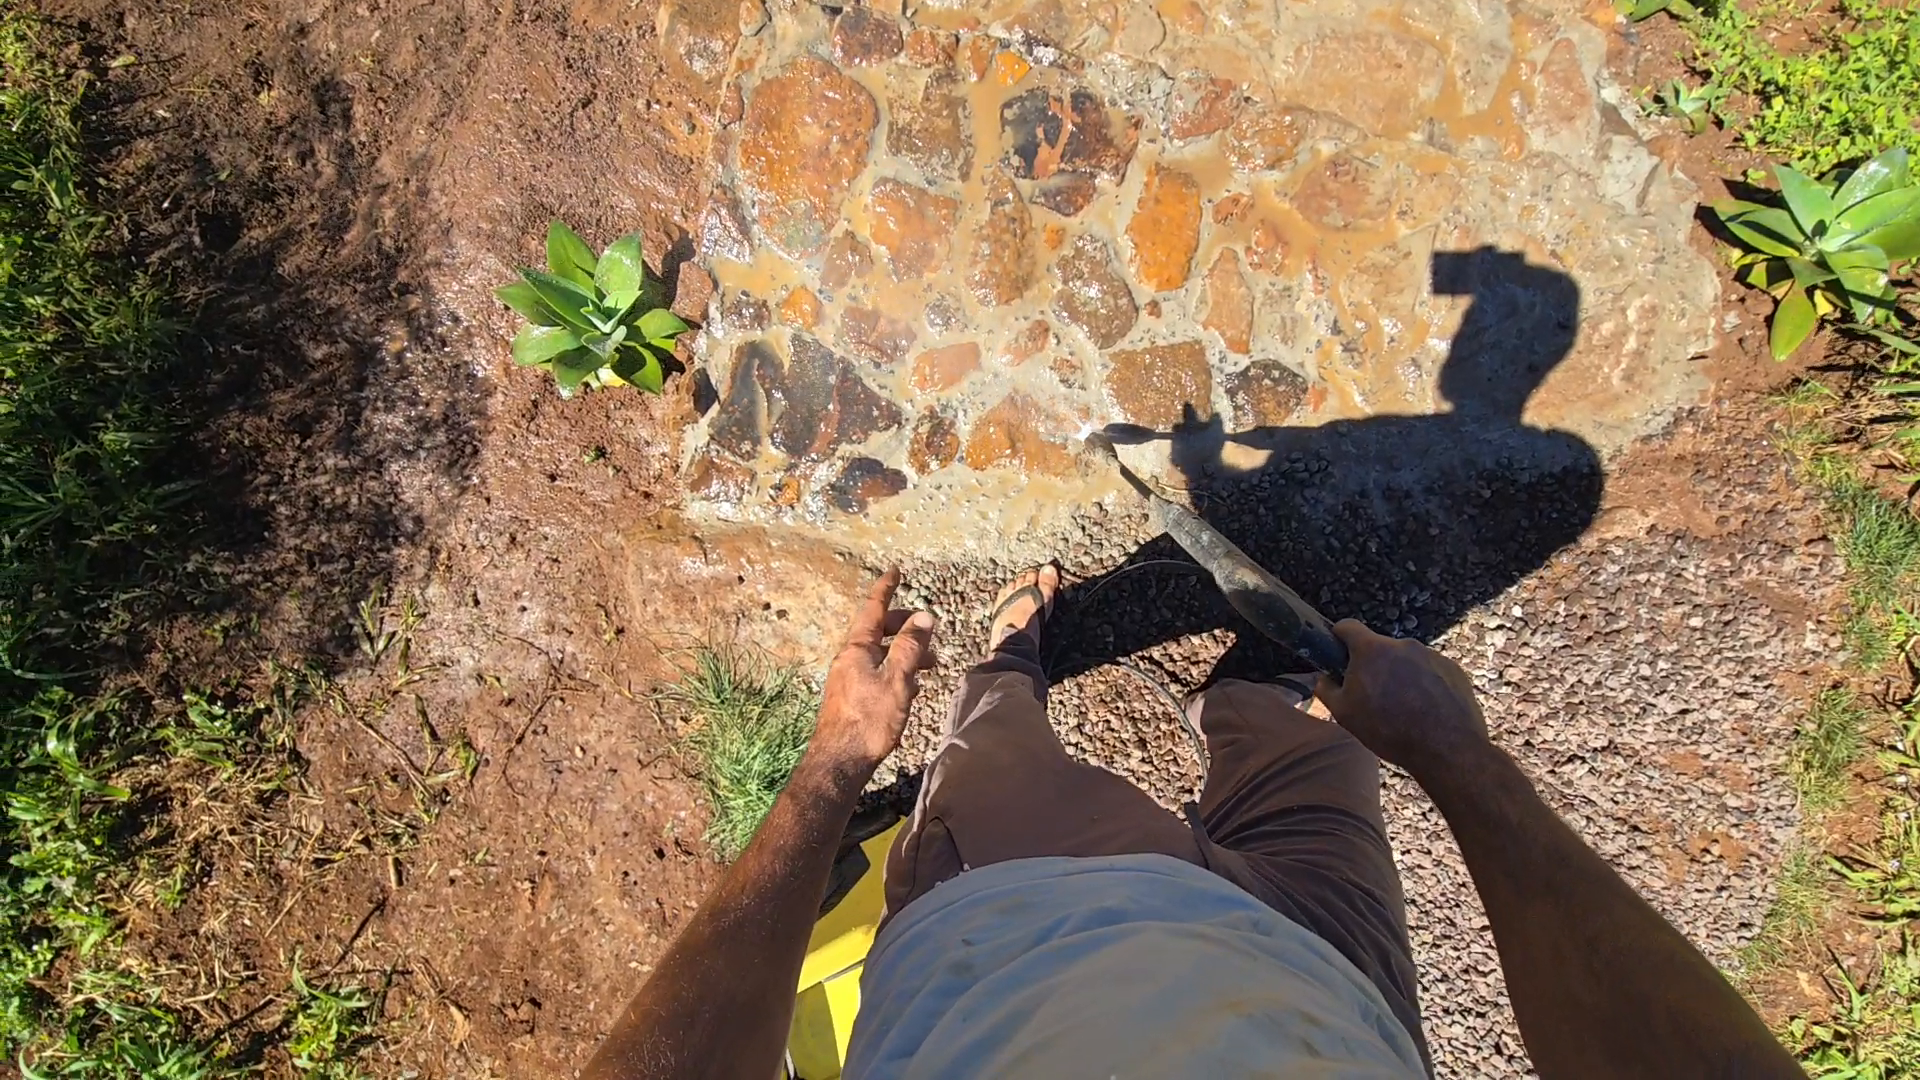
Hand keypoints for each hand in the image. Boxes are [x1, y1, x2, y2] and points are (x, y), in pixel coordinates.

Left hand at [809, 569, 937, 775]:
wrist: (839, 762)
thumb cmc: (869, 720)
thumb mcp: (897, 679)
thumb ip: (910, 646)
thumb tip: (923, 616)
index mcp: (857, 648)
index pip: (873, 608)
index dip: (886, 588)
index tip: (895, 571)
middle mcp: (849, 658)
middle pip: (877, 630)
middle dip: (904, 625)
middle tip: (927, 629)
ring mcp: (848, 678)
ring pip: (879, 653)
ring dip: (904, 651)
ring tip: (930, 663)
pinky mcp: (851, 697)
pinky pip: (876, 671)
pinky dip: (896, 669)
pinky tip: (911, 687)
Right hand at [1318, 620, 1490, 777]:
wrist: (1448, 751)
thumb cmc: (1389, 731)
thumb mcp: (1343, 714)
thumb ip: (1326, 688)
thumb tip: (1324, 678)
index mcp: (1372, 650)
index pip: (1348, 626)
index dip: (1338, 637)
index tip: (1338, 653)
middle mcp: (1403, 645)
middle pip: (1378, 647)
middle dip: (1372, 665)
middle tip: (1372, 694)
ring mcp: (1432, 656)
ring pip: (1405, 660)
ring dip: (1399, 675)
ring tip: (1403, 707)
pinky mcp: (1454, 670)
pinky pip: (1430, 670)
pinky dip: (1424, 684)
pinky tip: (1425, 709)